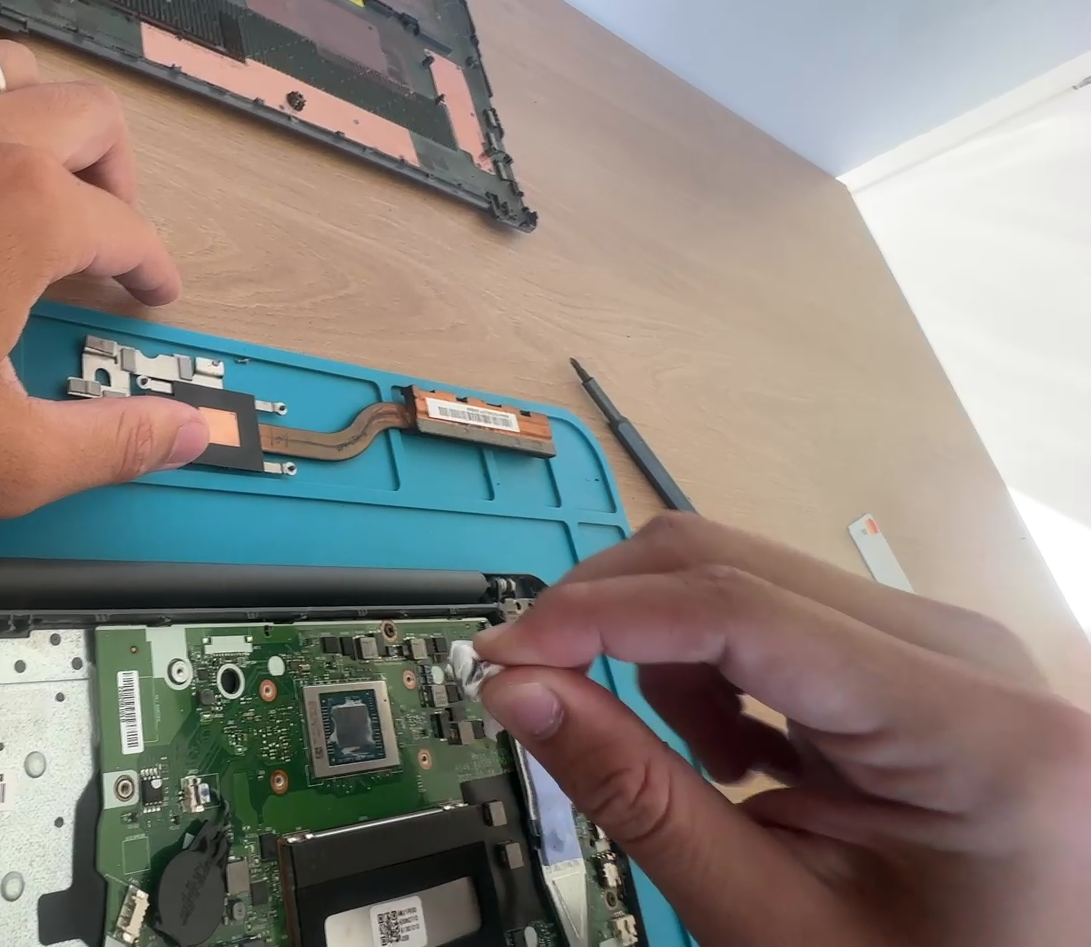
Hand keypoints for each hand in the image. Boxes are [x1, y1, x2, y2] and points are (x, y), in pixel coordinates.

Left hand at [0, 32, 208, 514]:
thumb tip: (186, 433)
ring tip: (39, 182)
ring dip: (46, 124)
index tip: (153, 291)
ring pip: (12, 72)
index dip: (154, 268)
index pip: (130, 231)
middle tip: (111, 234)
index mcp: (30, 214)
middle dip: (120, 179)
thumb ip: (109, 444)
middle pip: (93, 121)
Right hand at [473, 512, 1090, 945]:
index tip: (496, 658)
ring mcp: (932, 633)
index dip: (593, 616)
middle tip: (549, 693)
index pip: (736, 611)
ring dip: (653, 649)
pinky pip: (746, 600)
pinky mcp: (897, 639)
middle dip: (603, 617)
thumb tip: (507, 687)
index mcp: (978, 734)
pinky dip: (692, 659)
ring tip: (698, 760)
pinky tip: (739, 746)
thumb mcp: (771, 920)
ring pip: (719, 571)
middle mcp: (961, 648)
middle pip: (717, 562)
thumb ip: (632, 793)